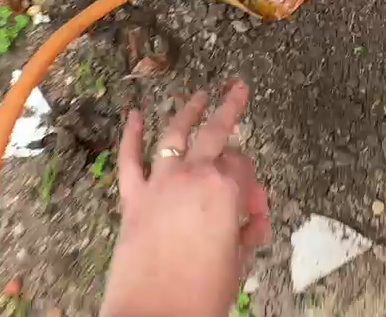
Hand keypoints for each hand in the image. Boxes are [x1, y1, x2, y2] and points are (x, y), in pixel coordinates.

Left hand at [100, 79, 269, 316]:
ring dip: (188, 110)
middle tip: (238, 90)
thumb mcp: (236, 263)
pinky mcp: (134, 200)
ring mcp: (161, 184)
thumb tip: (251, 219)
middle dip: (230, 107)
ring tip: (198, 94)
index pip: (244, 169)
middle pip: (216, 132)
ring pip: (176, 134)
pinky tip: (135, 115)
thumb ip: (245, 231)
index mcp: (224, 189)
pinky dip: (131, 136)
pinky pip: (131, 160)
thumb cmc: (201, 298)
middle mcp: (194, 175)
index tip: (254, 213)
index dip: (253, 187)